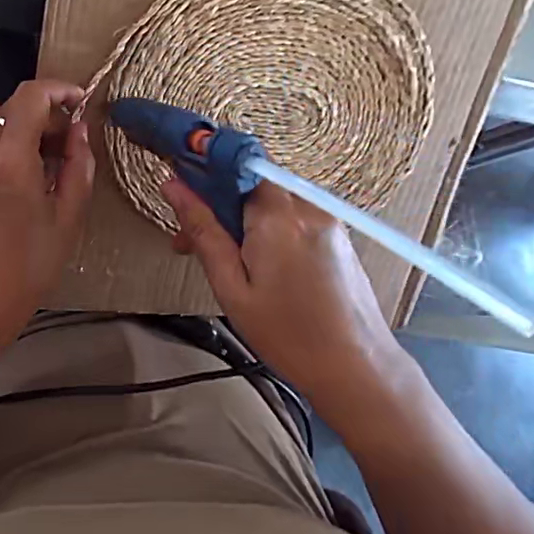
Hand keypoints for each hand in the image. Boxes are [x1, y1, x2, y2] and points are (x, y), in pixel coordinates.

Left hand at [0, 80, 93, 383]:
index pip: (30, 97)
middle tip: (72, 141)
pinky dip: (9, 140)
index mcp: (10, 161)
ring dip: (26, 124)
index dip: (59, 90)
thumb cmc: (27, 269)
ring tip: (52, 157)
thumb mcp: (68, 219)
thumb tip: (80, 129)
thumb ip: (78, 166)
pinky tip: (29, 171)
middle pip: (12, 105)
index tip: (82, 103)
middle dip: (46, 111)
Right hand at [164, 177, 398, 402]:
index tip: (182, 190)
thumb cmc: (290, 336)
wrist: (359, 370)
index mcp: (278, 218)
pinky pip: (294, 216)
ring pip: (272, 200)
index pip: (237, 164)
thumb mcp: (233, 288)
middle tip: (190, 241)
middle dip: (219, 203)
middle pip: (253, 182)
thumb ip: (203, 231)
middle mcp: (307, 208)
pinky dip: (269, 229)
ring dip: (242, 218)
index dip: (206, 170)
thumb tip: (175, 187)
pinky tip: (257, 265)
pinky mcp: (338, 236)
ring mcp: (328, 220)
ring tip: (224, 260)